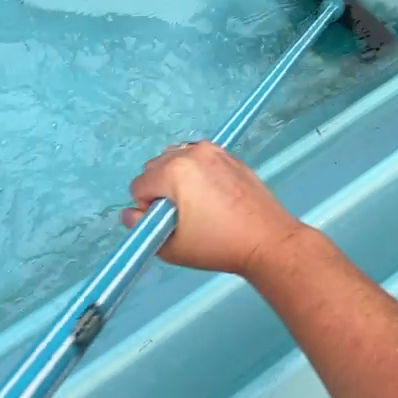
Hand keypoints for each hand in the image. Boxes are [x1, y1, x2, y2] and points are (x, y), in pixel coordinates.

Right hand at [122, 141, 310, 278]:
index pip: (140, 186)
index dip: (147, 208)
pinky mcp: (231, 156)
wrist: (267, 240)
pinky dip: (196, 172)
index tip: (168, 223)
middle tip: (182, 215)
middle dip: (160, 189)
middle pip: (156, 167)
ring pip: (177, 158)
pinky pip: (200, 158)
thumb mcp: (171, 246)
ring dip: (176, 177)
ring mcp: (214, 151)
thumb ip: (142, 228)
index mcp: (174, 171)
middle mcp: (192, 152)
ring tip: (197, 203)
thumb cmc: (218, 245)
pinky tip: (212, 195)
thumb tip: (130, 214)